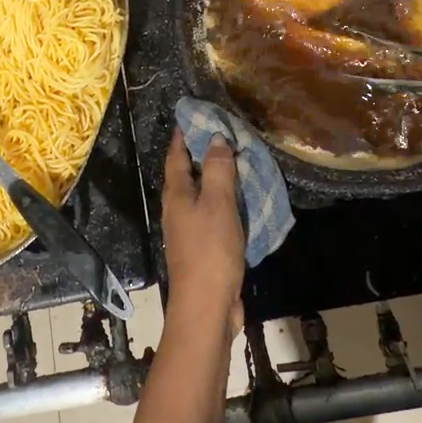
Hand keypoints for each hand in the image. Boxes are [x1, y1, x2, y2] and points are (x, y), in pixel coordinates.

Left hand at [161, 131, 245, 331]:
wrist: (206, 308)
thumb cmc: (209, 250)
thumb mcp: (217, 204)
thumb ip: (217, 170)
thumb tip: (215, 138)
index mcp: (176, 194)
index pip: (177, 155)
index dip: (184, 134)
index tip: (195, 114)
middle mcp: (178, 209)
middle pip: (188, 174)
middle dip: (203, 153)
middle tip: (226, 134)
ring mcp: (190, 231)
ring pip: (203, 195)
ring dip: (218, 179)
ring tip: (239, 162)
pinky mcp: (205, 249)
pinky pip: (216, 216)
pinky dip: (228, 203)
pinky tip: (245, 202)